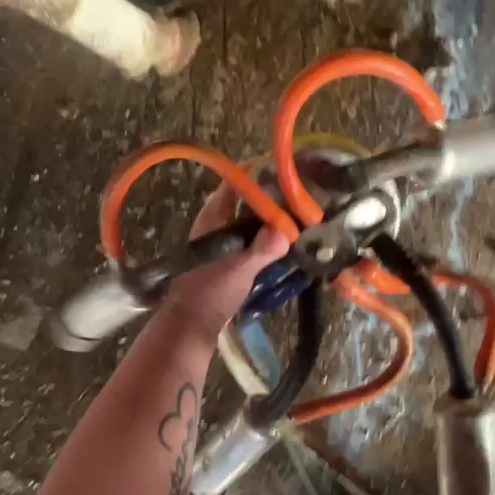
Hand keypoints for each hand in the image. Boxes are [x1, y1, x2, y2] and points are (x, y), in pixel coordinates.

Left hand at [163, 183, 290, 333]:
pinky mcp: (229, 259)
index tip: (286, 171)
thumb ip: (262, 250)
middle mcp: (218, 223)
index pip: (236, 182)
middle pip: (247, 199)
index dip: (259, 173)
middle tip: (303, 195)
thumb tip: (287, 233)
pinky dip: (268, 237)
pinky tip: (288, 242)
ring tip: (301, 216)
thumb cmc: (210, 292)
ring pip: (250, 220)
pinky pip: (252, 239)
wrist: (191, 323)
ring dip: (272, 218)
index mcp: (214, 216)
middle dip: (272, 197)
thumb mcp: (239, 269)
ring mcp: (223, 241)